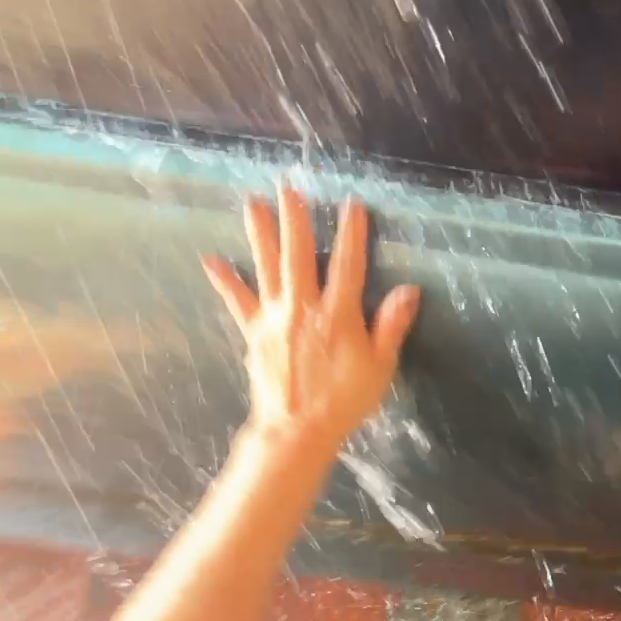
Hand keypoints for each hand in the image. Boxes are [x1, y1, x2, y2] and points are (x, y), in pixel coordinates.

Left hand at [201, 184, 420, 467]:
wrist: (296, 431)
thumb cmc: (346, 399)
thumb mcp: (380, 364)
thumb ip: (391, 325)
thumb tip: (408, 289)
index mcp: (338, 314)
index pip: (349, 265)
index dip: (352, 234)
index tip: (351, 204)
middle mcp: (303, 308)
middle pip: (299, 256)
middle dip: (295, 220)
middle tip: (289, 188)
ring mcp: (274, 319)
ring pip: (267, 268)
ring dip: (261, 234)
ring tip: (253, 203)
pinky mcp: (254, 334)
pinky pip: (238, 302)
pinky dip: (225, 281)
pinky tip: (211, 260)